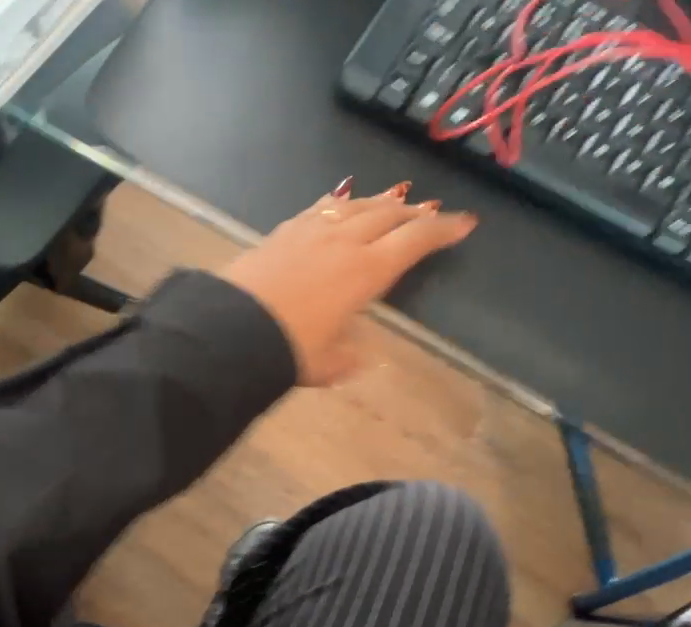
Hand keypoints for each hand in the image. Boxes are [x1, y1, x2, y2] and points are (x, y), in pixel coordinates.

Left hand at [216, 180, 477, 386]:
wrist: (227, 329)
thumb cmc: (283, 350)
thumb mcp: (325, 365)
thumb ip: (348, 358)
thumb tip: (361, 358)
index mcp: (366, 271)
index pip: (415, 240)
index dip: (443, 231)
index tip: (463, 225)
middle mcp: (344, 241)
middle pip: (388, 214)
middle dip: (413, 211)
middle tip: (428, 211)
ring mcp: (310, 231)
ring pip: (354, 205)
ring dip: (378, 201)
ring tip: (392, 198)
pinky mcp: (279, 232)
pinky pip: (318, 208)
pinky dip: (337, 203)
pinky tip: (337, 202)